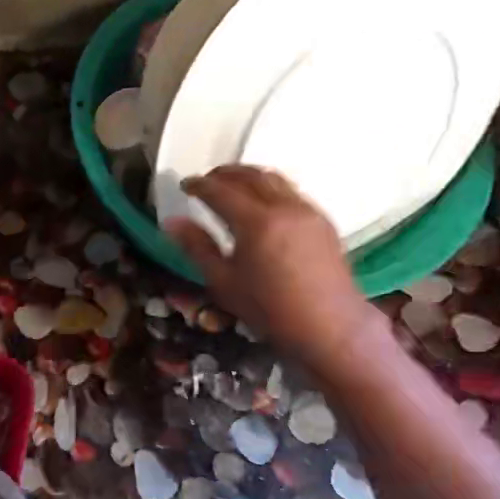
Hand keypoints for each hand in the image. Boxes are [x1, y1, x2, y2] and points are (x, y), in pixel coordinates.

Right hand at [164, 166, 383, 372]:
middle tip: (206, 180)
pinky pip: (290, 191)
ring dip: (249, 176)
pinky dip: (269, 187)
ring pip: (274, 179)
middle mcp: (284, 207)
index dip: (199, 186)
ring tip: (232, 185)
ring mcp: (307, 210)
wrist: (328, 324)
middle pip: (251, 176)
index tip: (184, 185)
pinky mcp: (322, 219)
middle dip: (225, 173)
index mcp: (256, 222)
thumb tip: (172, 222)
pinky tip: (261, 203)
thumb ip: (197, 247)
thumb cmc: (268, 308)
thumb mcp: (222, 282)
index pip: (221, 191)